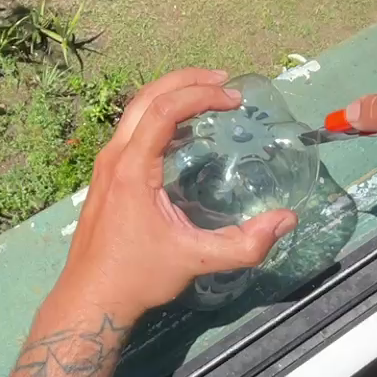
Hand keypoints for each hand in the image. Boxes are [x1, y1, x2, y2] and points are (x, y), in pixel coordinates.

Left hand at [53, 68, 298, 319]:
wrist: (91, 296)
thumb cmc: (137, 276)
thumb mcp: (195, 260)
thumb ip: (244, 244)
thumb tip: (286, 220)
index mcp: (131, 167)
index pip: (162, 111)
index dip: (199, 96)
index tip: (232, 99)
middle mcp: (114, 156)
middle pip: (146, 98)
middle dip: (184, 81)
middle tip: (222, 80)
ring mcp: (106, 163)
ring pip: (135, 110)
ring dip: (170, 94)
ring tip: (207, 94)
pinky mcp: (107, 173)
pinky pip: (132, 128)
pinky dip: (158, 115)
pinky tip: (184, 128)